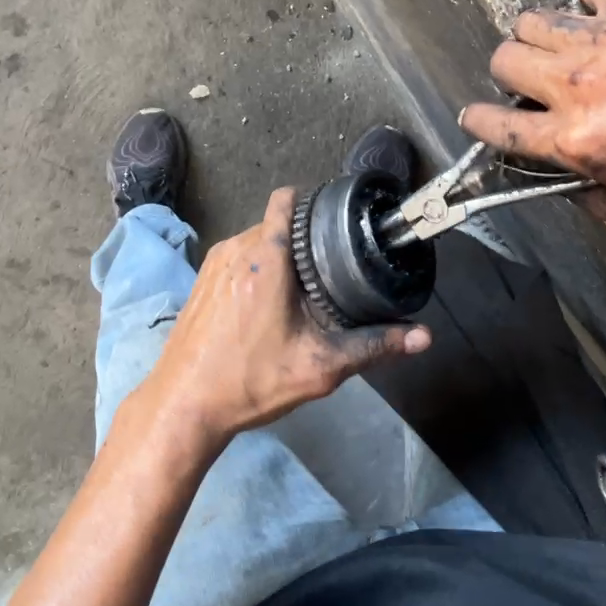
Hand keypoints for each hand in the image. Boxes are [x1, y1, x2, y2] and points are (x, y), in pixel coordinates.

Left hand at [138, 188, 431, 441]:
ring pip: (255, 241)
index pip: (287, 199)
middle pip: (277, 223)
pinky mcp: (200, 281)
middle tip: (330, 270)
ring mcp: (213, 263)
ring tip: (303, 290)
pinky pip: (237, 258)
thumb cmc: (250, 381)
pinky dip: (256, 270)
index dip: (314, 203)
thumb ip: (373, 347)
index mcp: (265, 256)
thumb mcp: (319, 366)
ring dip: (279, 257)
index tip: (337, 223)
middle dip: (303, 241)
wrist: (183, 406)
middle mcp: (235, 248)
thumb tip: (423, 338)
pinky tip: (267, 305)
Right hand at [460, 0, 605, 242]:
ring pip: (533, 19)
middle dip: (509, 76)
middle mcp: (583, 85)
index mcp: (579, 141)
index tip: (478, 118)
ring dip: (540, 37)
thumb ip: (599, 204)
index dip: (480, 123)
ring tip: (567, 48)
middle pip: (504, 60)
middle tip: (533, 85)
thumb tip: (578, 183)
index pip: (500, 126)